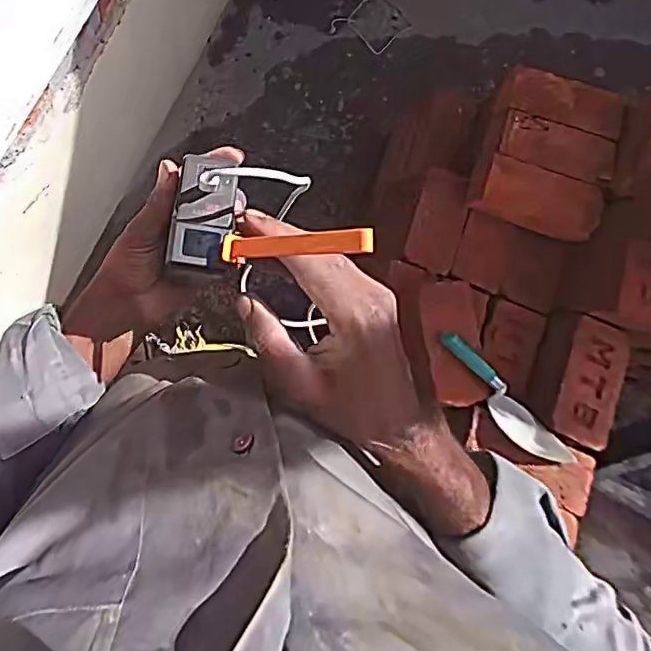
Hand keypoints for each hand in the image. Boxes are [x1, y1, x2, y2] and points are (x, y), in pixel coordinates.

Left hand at [61, 147, 244, 341]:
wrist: (124, 304)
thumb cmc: (122, 268)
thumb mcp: (139, 229)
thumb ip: (158, 201)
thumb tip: (168, 170)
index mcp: (168, 211)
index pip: (194, 183)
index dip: (213, 168)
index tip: (228, 157)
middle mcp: (185, 227)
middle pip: (217, 204)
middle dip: (230, 196)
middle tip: (233, 197)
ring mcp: (198, 248)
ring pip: (226, 230)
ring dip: (234, 225)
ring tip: (234, 220)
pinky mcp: (207, 271)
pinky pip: (227, 259)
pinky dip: (233, 253)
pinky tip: (233, 248)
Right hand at [236, 211, 490, 535]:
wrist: (407, 427)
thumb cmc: (362, 412)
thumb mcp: (301, 383)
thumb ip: (269, 338)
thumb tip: (246, 303)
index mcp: (355, 314)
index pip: (309, 258)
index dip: (274, 236)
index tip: (247, 223)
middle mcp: (373, 296)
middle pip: (319, 247)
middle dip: (277, 232)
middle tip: (243, 224)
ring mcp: (379, 294)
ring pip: (329, 251)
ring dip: (291, 241)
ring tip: (256, 237)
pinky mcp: (377, 297)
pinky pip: (337, 263)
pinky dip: (306, 254)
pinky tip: (285, 256)